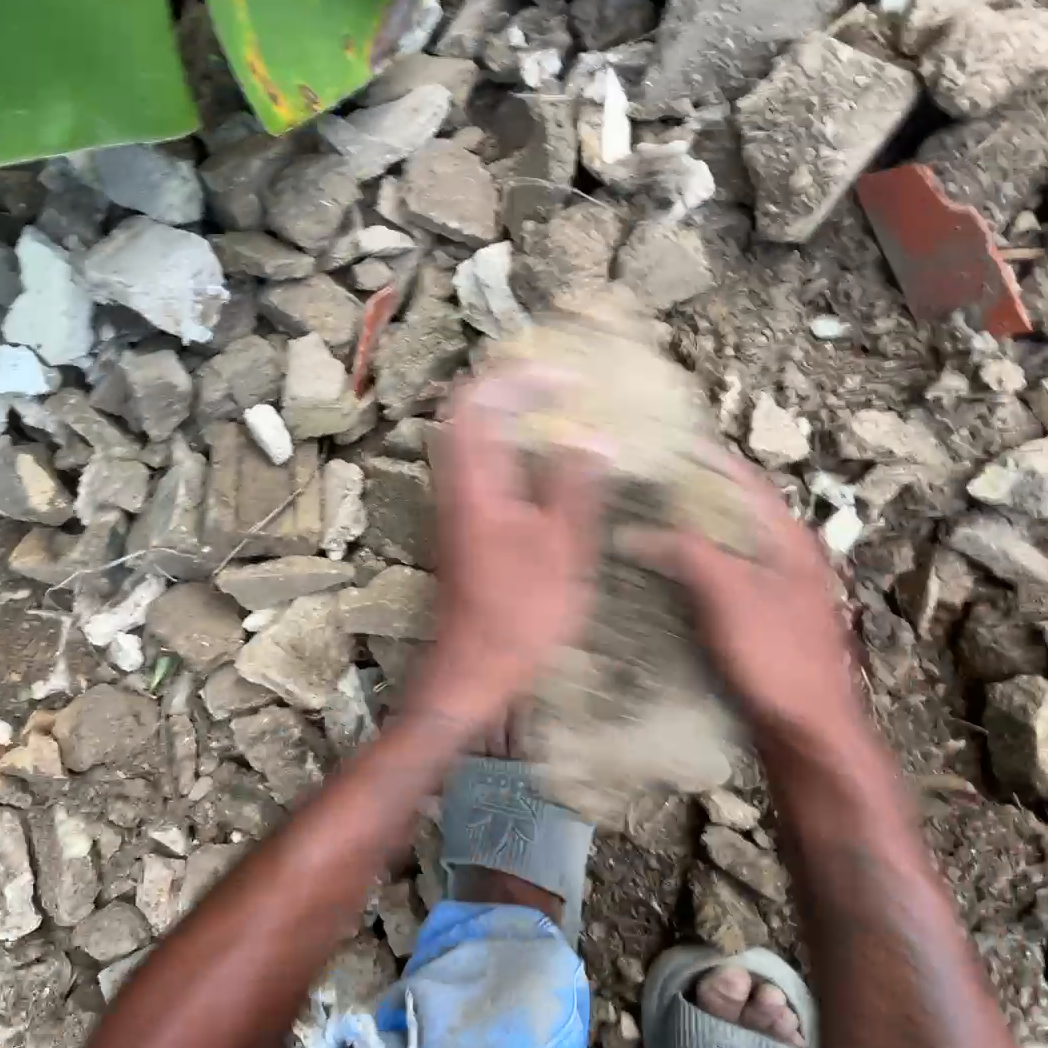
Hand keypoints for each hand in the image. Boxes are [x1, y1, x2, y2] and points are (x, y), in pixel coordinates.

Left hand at [420, 369, 609, 730]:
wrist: (470, 669)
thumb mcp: (561, 550)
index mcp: (474, 484)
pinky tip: (548, 469)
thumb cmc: (519, 616)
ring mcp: (454, 509)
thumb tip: (593, 435)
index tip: (566, 377)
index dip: (517, 378)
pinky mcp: (462, 530)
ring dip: (511, 420)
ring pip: (473, 442)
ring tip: (562, 418)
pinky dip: (511, 452)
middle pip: (469, 415)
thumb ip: (574, 487)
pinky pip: (481, 469)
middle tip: (563, 388)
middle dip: (513, 391)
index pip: (477, 402)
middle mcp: (454, 488)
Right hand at [617, 453, 865, 743]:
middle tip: (631, 486)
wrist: (807, 732)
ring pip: (716, 548)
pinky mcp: (754, 620)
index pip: (742, 480)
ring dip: (679, 535)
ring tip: (630, 524)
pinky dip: (682, 569)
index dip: (703, 459)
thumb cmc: (776, 657)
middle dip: (681, 497)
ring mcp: (769, 590)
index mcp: (788, 540)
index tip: (657, 445)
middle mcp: (782, 557)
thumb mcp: (729, 595)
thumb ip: (685, 552)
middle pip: (726, 512)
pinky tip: (649, 575)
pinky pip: (711, 580)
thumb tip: (632, 528)